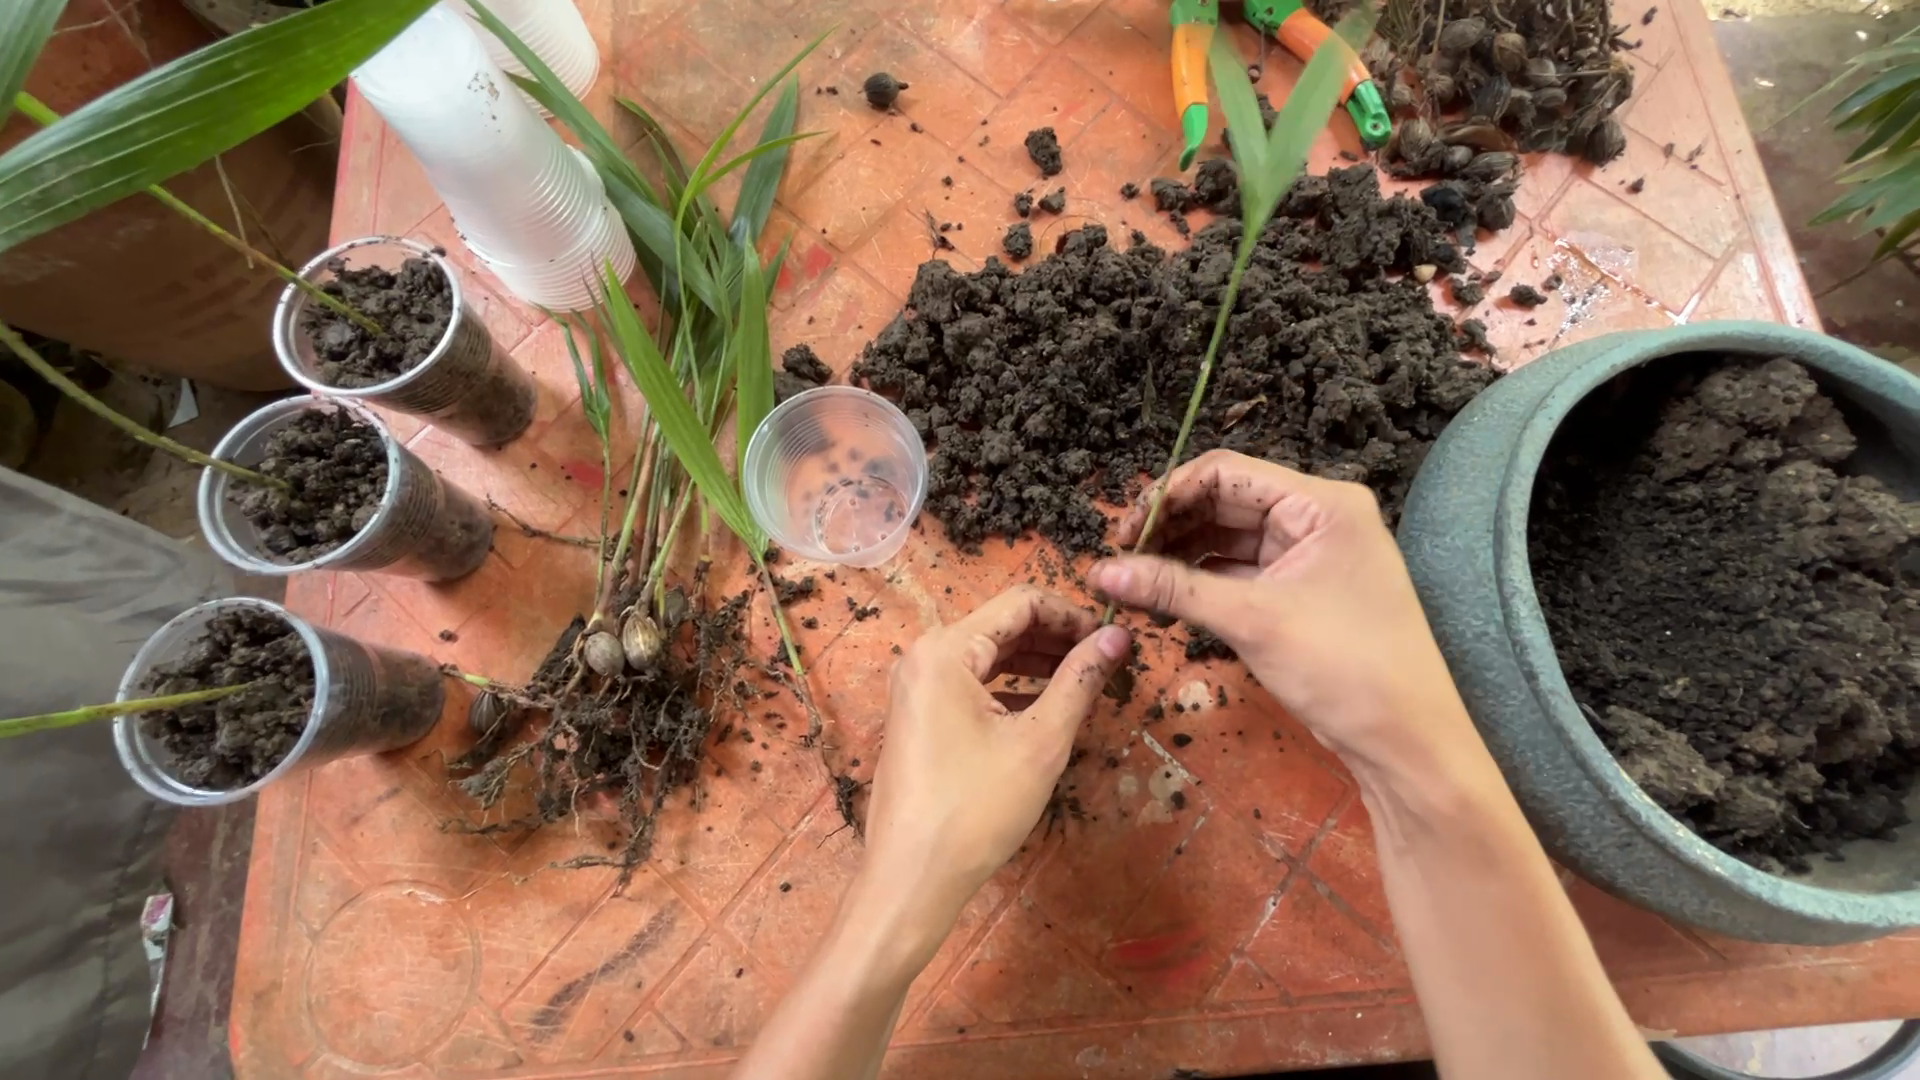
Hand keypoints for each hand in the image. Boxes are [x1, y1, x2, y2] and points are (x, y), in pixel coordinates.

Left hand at [863, 587, 1130, 946]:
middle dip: (1056, 638)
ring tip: (1084, 681)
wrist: (911, 878)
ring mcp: (917, 684)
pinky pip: (971, 682)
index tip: (1112, 638)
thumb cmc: (977, 808)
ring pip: (988, 654)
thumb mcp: (1040, 741)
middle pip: (1002, 625)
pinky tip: (1045, 705)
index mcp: (946, 648)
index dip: (1071, 614)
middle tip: (1106, 661)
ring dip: (1036, 662)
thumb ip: (1080, 680)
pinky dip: (1010, 686)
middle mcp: (924, 654)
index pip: (1020, 603)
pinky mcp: (919, 712)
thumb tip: (1118, 637)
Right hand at [1087, 450, 1470, 777]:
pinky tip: (1161, 600)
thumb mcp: (1251, 620)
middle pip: (1221, 503)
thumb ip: (1173, 588)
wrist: (1404, 742)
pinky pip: (1234, 572)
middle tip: (1119, 558)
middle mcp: (1312, 518)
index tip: (1124, 531)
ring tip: (1133, 581)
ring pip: (1223, 539)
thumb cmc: (1342, 667)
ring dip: (1177, 557)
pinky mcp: (1293, 590)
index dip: (1168, 494)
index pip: (1226, 472)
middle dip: (1168, 528)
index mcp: (1320, 503)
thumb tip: (1101, 573)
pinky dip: (1198, 583)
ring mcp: (1303, 555)